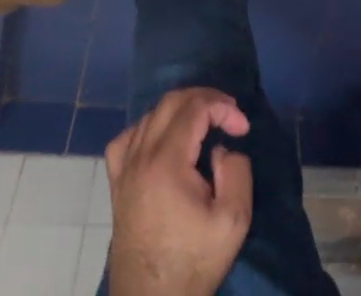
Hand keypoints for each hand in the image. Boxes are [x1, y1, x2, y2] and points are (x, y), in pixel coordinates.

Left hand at [105, 88, 253, 295]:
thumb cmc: (193, 261)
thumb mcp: (233, 220)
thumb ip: (237, 172)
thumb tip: (224, 150)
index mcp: (166, 163)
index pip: (195, 108)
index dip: (223, 108)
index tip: (243, 129)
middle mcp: (140, 158)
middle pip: (170, 102)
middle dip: (205, 99)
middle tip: (229, 115)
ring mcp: (124, 171)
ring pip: (149, 116)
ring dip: (181, 110)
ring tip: (206, 125)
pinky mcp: (117, 185)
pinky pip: (127, 139)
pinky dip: (149, 128)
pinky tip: (164, 140)